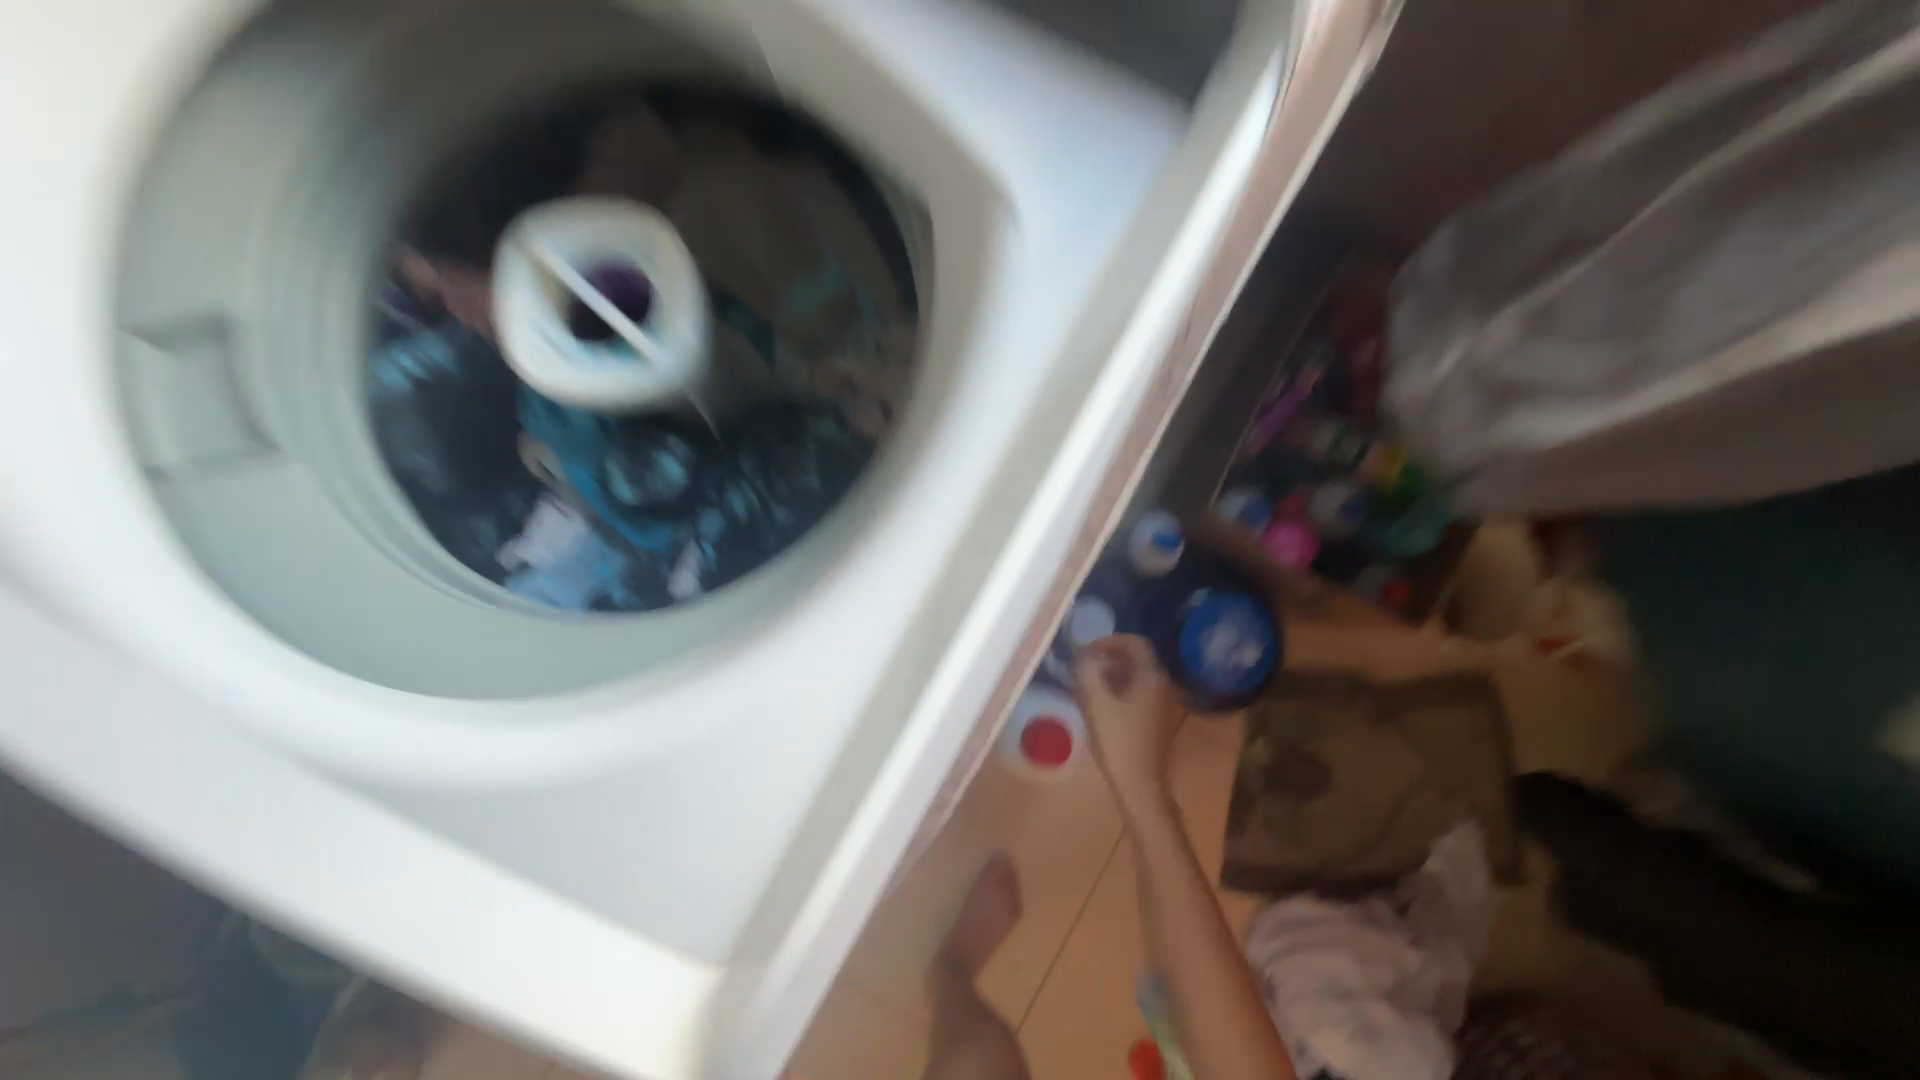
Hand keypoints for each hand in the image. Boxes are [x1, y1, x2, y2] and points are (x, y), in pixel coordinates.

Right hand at [1073, 635, 1184, 817]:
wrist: (1141, 785)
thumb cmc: (1118, 741)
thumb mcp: (1096, 702)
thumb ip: (1087, 671)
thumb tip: (1083, 655)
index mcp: (1151, 676)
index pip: (1134, 642)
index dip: (1108, 641)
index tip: (1086, 652)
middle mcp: (1161, 685)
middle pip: (1135, 659)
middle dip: (1106, 659)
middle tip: (1082, 669)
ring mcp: (1161, 705)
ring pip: (1134, 678)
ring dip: (1110, 676)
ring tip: (1085, 688)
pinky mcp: (1155, 721)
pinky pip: (1136, 695)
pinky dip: (1117, 692)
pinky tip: (1098, 708)